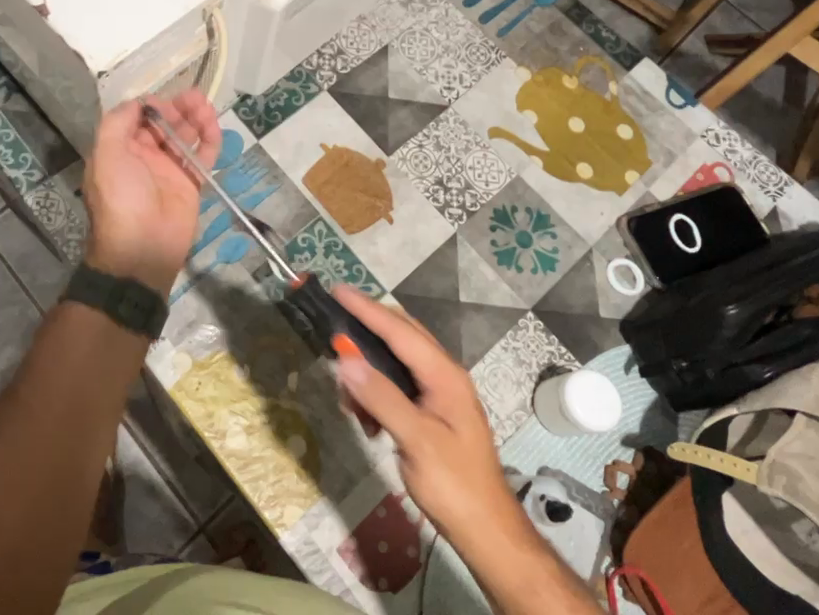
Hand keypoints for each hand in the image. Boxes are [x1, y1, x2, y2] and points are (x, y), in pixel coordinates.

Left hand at [81, 91, 220, 292]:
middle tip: (193, 99)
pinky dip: (210, 139)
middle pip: (164, 123)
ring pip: (185, 135)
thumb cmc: (121, 198)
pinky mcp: (191, 183)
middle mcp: (145, 156)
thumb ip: (117, 124)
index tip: (163, 102)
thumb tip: (138, 103)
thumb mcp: (106, 156)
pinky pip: (203, 155)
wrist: (142, 247)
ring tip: (206, 106)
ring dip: (196, 118)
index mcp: (121, 149)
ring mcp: (169, 169)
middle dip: (178, 107)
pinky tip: (214, 126)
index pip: (138, 118)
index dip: (152, 106)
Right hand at [330, 286, 525, 549]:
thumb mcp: (415, 440)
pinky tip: (367, 421)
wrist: (485, 528)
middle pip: (401, 336)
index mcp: (444, 375)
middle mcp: (443, 375)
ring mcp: (440, 393)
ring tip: (349, 399)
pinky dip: (377, 394)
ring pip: (396, 363)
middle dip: (366, 331)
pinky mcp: (432, 412)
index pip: (399, 330)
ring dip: (369, 372)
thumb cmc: (453, 483)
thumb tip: (345, 360)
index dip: (367, 309)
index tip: (337, 290)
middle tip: (333, 331)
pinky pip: (398, 387)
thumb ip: (381, 397)